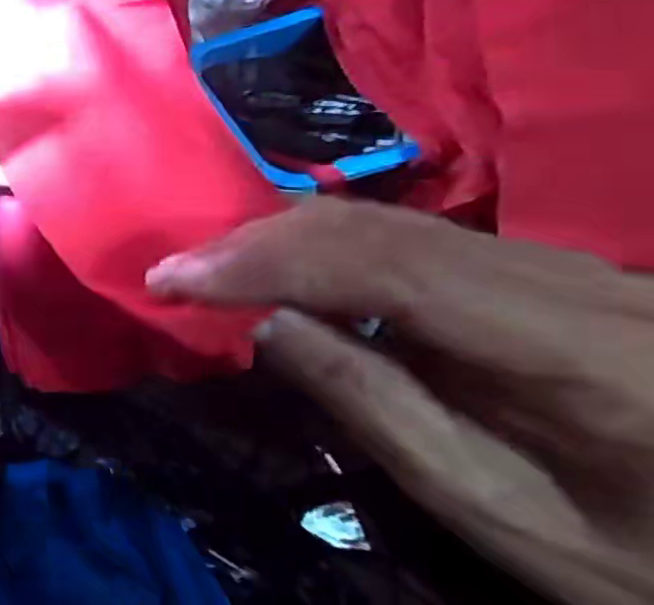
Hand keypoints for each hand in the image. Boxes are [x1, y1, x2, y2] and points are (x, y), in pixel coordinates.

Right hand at [147, 197, 653, 604]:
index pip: (385, 266)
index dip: (262, 262)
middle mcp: (569, 277)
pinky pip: (398, 232)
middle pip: (372, 227)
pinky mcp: (532, 266)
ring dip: (275, 237)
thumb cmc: (641, 559)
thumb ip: (373, 405)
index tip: (170, 280)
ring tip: (205, 267)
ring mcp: (554, 262)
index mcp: (580, 346)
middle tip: (173, 272)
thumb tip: (260, 322)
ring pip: (378, 218)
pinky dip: (314, 243)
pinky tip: (272, 264)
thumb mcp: (500, 508)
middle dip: (254, 243)